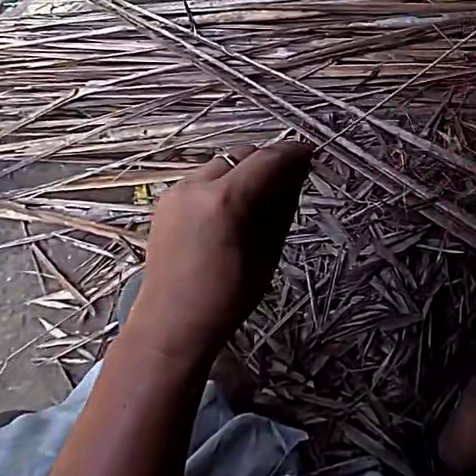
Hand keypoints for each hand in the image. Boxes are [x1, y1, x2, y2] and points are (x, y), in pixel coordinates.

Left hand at [124, 141, 312, 364]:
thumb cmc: (227, 296)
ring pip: (221, 165)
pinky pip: (202, 180)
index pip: (266, 159)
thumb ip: (282, 205)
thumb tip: (297, 173)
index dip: (292, 152)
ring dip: (245, 171)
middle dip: (267, 160)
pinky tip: (234, 207)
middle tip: (290, 176)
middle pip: (242, 155)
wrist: (172, 323)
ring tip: (263, 194)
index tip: (310, 152)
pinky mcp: (165, 202)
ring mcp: (176, 192)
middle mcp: (196, 186)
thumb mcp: (267, 249)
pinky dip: (224, 183)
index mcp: (224, 199)